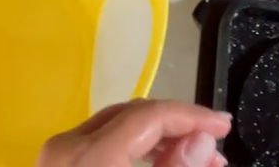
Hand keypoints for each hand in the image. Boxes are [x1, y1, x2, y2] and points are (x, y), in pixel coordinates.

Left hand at [37, 100, 232, 166]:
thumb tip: (202, 138)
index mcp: (87, 156)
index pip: (149, 116)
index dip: (192, 116)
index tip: (224, 125)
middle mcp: (65, 147)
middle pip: (134, 116)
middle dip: (179, 127)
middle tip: (215, 147)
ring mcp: (55, 156)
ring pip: (118, 128)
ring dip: (159, 139)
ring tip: (195, 156)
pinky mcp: (54, 166)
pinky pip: (102, 143)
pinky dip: (133, 149)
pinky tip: (159, 160)